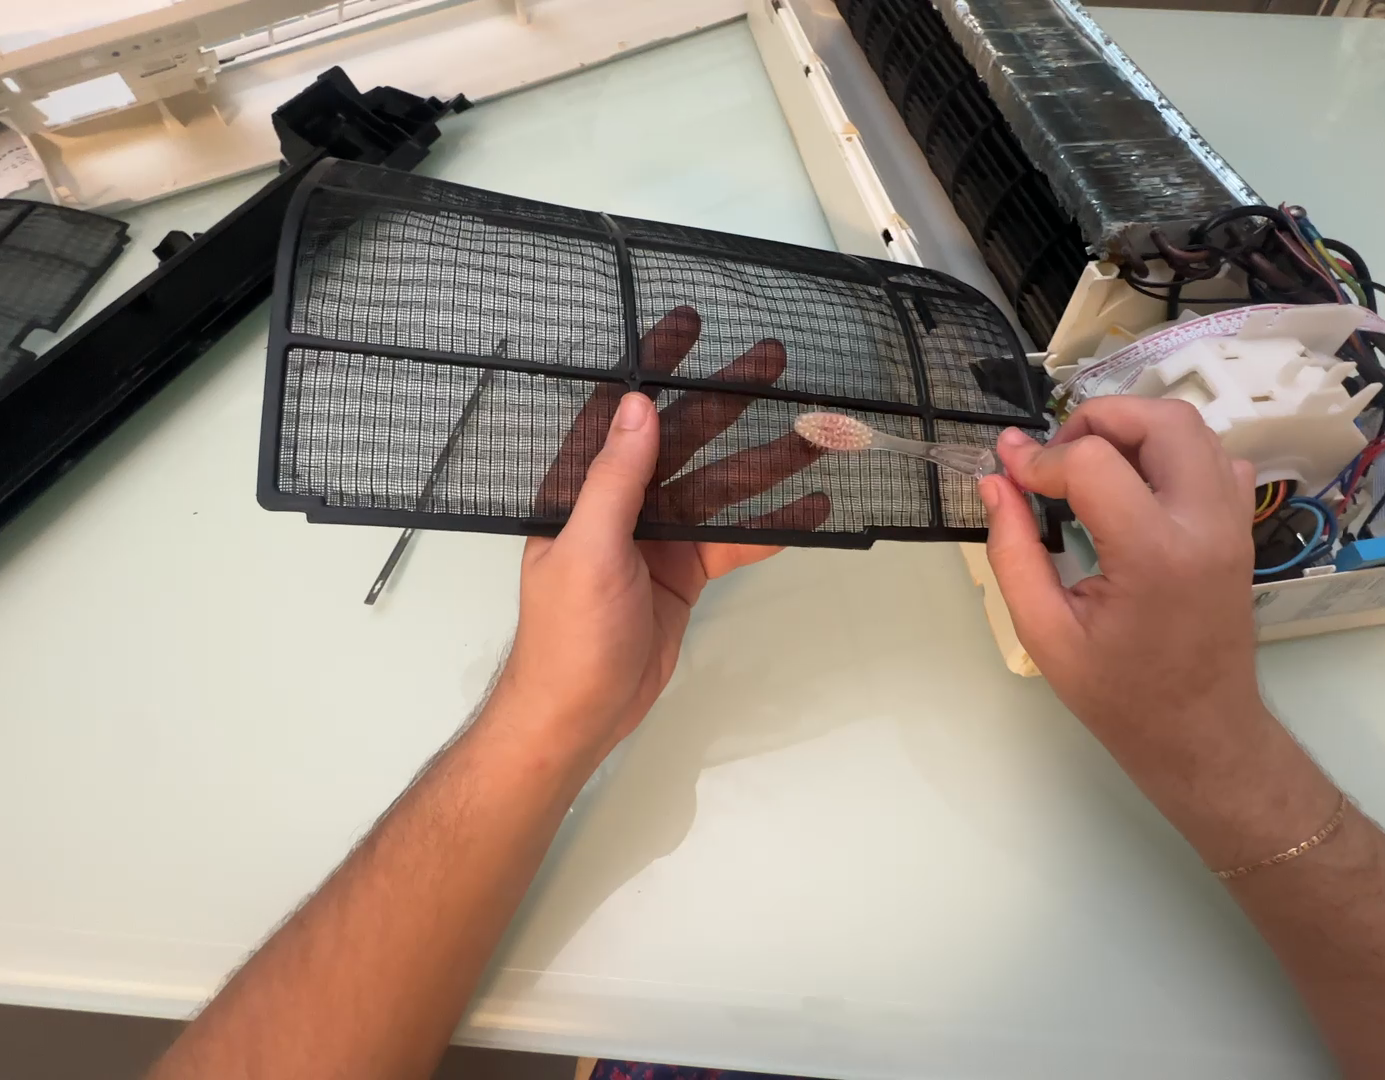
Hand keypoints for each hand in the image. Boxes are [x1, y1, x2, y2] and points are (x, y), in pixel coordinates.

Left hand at [496, 308, 829, 758]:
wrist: (583, 712)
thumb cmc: (568, 634)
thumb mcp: (588, 551)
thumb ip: (615, 480)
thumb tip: (639, 404)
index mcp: (586, 488)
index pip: (621, 412)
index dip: (652, 366)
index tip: (687, 325)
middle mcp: (625, 501)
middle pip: (684, 439)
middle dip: (727, 401)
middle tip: (773, 362)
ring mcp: (659, 536)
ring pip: (719, 488)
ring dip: (766, 462)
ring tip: (816, 433)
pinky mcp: (686, 569)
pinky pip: (734, 539)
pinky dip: (772, 526)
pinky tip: (811, 508)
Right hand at [976, 397, 1261, 741]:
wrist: (1200, 731)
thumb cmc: (1116, 691)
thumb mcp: (1042, 629)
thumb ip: (1011, 549)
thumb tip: (994, 481)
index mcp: (1153, 553)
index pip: (1091, 462)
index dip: (1038, 459)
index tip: (1008, 476)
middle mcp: (1204, 523)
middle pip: (1160, 420)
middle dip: (1094, 420)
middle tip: (1053, 458)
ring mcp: (1233, 522)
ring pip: (1191, 429)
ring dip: (1131, 430)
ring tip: (1086, 469)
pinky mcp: (1240, 528)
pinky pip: (1214, 458)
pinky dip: (1168, 452)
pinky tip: (1134, 487)